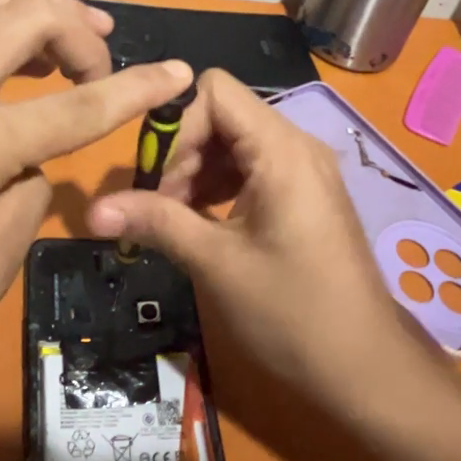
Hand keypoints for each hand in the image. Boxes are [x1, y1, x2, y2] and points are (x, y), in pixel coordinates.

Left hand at [0, 0, 191, 404]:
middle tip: (106, 63)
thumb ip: (26, 202)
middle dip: (80, 28)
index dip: (135, 87)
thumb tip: (32, 159)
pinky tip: (14, 68)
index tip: (178, 71)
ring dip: (37, 10)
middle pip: (23, 14)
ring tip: (75, 39)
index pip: (73, 104)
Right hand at [85, 70, 419, 400]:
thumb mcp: (216, 264)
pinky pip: (253, 167)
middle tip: (158, 207)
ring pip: (235, 142)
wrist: (367, 369)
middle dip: (182, 152)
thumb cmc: (292, 313)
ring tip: (174, 220)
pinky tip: (202, 225)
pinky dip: (221, 187)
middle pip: (223, 115)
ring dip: (197, 172)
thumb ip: (156, 222)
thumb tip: (94, 210)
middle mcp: (297, 146)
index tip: (156, 179)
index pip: (214, 91)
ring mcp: (305, 170)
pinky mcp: (306, 195)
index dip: (176, 124)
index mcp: (281, 149)